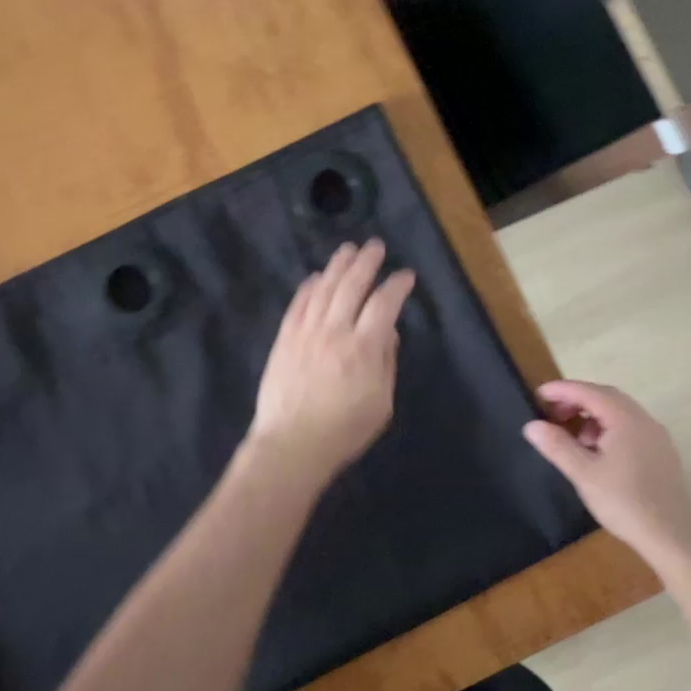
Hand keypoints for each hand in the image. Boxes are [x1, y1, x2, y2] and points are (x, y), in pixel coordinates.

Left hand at [245, 240, 416, 485]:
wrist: (291, 444)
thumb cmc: (344, 431)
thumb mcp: (381, 404)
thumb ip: (386, 363)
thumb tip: (387, 332)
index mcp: (364, 348)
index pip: (384, 304)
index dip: (397, 286)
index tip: (406, 275)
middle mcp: (334, 331)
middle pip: (352, 286)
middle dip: (366, 262)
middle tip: (375, 246)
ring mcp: (306, 333)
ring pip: (323, 289)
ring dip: (338, 266)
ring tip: (348, 250)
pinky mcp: (285, 339)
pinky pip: (298, 305)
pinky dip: (309, 288)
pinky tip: (316, 278)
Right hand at [522, 381, 690, 561]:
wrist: (673, 537)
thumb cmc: (625, 502)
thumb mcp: (584, 474)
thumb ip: (557, 446)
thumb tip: (532, 425)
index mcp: (625, 419)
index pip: (589, 392)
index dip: (562, 390)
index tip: (539, 394)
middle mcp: (644, 420)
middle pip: (607, 397)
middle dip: (577, 400)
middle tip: (552, 413)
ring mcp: (657, 437)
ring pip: (620, 412)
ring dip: (593, 415)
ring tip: (574, 437)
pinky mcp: (662, 453)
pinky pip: (631, 427)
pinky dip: (608, 428)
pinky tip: (598, 452)